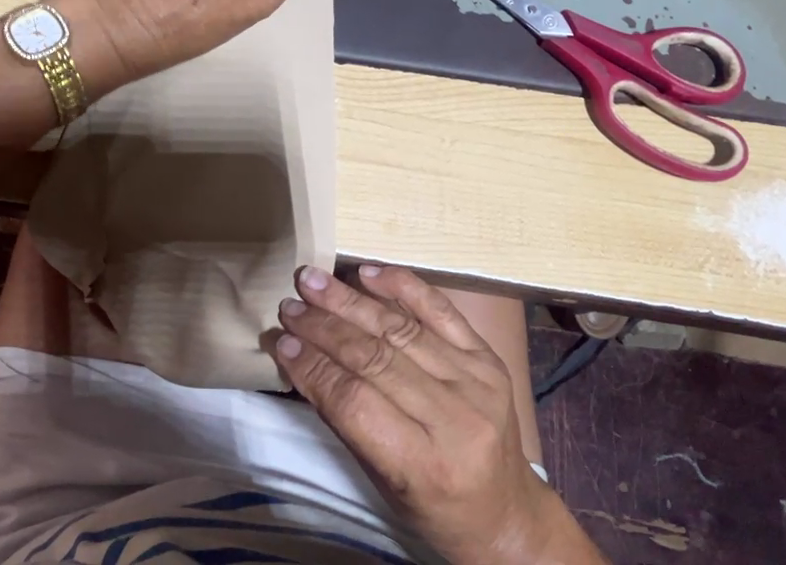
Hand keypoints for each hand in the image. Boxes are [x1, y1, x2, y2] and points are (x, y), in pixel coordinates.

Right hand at [270, 265, 605, 564]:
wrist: (507, 513)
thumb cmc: (433, 507)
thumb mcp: (380, 479)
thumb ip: (342, 416)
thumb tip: (296, 354)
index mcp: (424, 465)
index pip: (354, 401)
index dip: (312, 367)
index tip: (279, 341)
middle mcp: (455, 419)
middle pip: (375, 358)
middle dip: (324, 328)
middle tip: (289, 306)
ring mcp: (477, 383)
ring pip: (400, 329)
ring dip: (349, 301)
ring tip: (313, 282)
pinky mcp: (489, 358)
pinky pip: (441, 311)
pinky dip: (402, 286)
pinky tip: (367, 272)